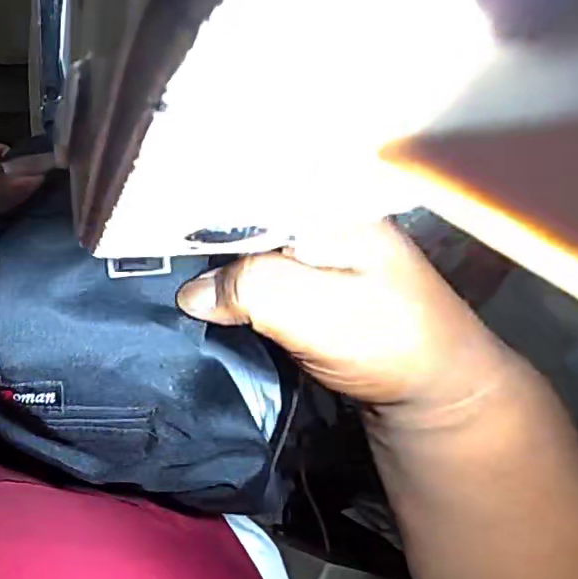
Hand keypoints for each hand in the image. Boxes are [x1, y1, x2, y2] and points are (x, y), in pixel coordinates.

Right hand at [175, 219, 520, 426]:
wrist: (428, 390)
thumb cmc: (389, 343)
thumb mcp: (316, 311)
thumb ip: (251, 288)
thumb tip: (192, 294)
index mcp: (326, 201)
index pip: (243, 187)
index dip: (193, 212)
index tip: (149, 237)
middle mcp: (314, 214)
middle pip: (236, 215)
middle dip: (197, 244)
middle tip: (153, 266)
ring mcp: (307, 247)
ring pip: (239, 248)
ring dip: (210, 271)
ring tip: (171, 282)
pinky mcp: (301, 280)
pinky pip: (250, 275)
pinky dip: (227, 291)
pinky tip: (207, 302)